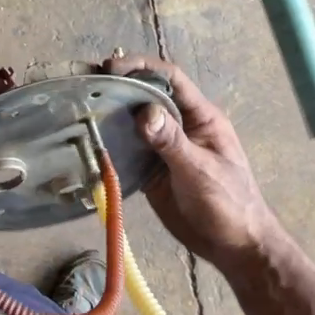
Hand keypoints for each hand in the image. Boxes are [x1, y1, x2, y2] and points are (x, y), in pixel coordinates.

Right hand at [105, 54, 286, 274]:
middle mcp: (179, 125)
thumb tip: (144, 111)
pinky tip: (87, 138)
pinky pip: (127, 147)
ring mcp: (163, 147)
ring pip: (133, 120)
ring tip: (78, 104)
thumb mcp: (201, 171)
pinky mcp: (150, 168)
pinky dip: (109, 141)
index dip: (142, 67)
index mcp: (199, 117)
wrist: (235, 248)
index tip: (112, 67)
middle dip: (119, 85)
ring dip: (109, 111)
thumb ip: (172, 142)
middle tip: (86, 82)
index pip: (170, 79)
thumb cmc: (230, 205)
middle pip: (146, 95)